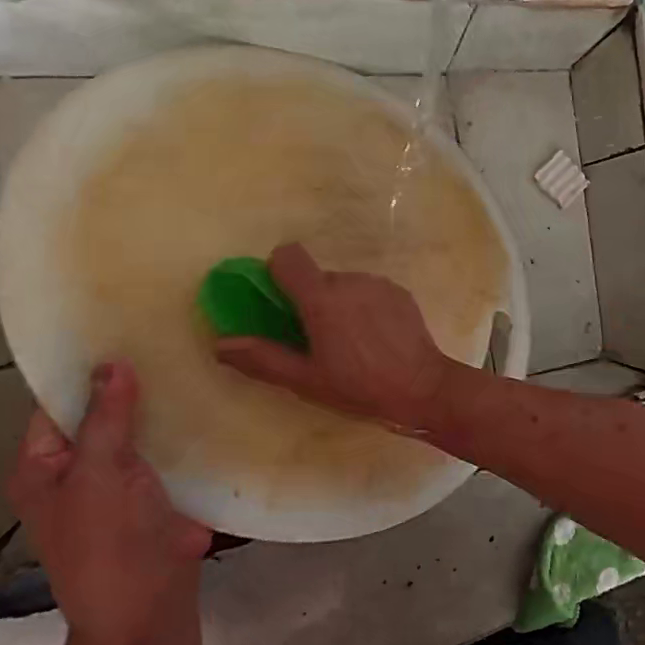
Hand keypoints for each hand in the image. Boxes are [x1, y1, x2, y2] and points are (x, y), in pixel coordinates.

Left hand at [6, 362, 212, 644]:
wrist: (148, 610)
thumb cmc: (109, 544)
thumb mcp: (100, 474)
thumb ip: (106, 417)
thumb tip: (112, 363)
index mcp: (42, 466)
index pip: (58, 402)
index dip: (86, 369)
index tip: (124, 332)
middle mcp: (75, 471)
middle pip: (101, 415)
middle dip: (132, 386)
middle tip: (169, 341)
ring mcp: (117, 485)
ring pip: (137, 434)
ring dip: (160, 409)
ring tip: (194, 362)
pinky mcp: (152, 497)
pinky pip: (163, 454)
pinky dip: (180, 434)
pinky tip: (208, 405)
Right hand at [214, 242, 457, 431]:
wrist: (424, 389)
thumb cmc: (360, 387)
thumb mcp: (306, 380)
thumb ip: (262, 358)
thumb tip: (220, 344)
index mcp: (322, 297)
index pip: (287, 255)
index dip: (278, 273)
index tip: (281, 304)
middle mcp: (349, 279)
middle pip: (316, 276)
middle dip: (311, 301)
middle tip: (319, 339)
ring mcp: (378, 283)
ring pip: (344, 284)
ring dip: (339, 305)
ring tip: (351, 343)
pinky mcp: (400, 291)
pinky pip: (369, 291)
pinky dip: (364, 307)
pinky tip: (375, 338)